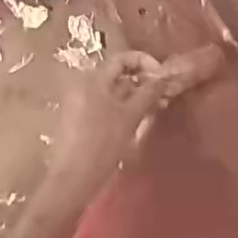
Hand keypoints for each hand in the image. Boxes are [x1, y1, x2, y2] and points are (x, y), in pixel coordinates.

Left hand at [48, 51, 172, 188]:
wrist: (73, 179)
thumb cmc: (102, 144)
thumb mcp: (130, 117)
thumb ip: (149, 93)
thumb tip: (163, 78)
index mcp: (93, 79)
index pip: (122, 58)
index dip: (145, 62)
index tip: (162, 77)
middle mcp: (83, 84)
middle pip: (117, 73)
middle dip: (143, 80)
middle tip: (164, 94)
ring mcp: (79, 101)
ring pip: (112, 90)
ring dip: (135, 95)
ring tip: (156, 107)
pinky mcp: (79, 118)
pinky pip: (104, 103)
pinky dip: (122, 106)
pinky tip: (138, 119)